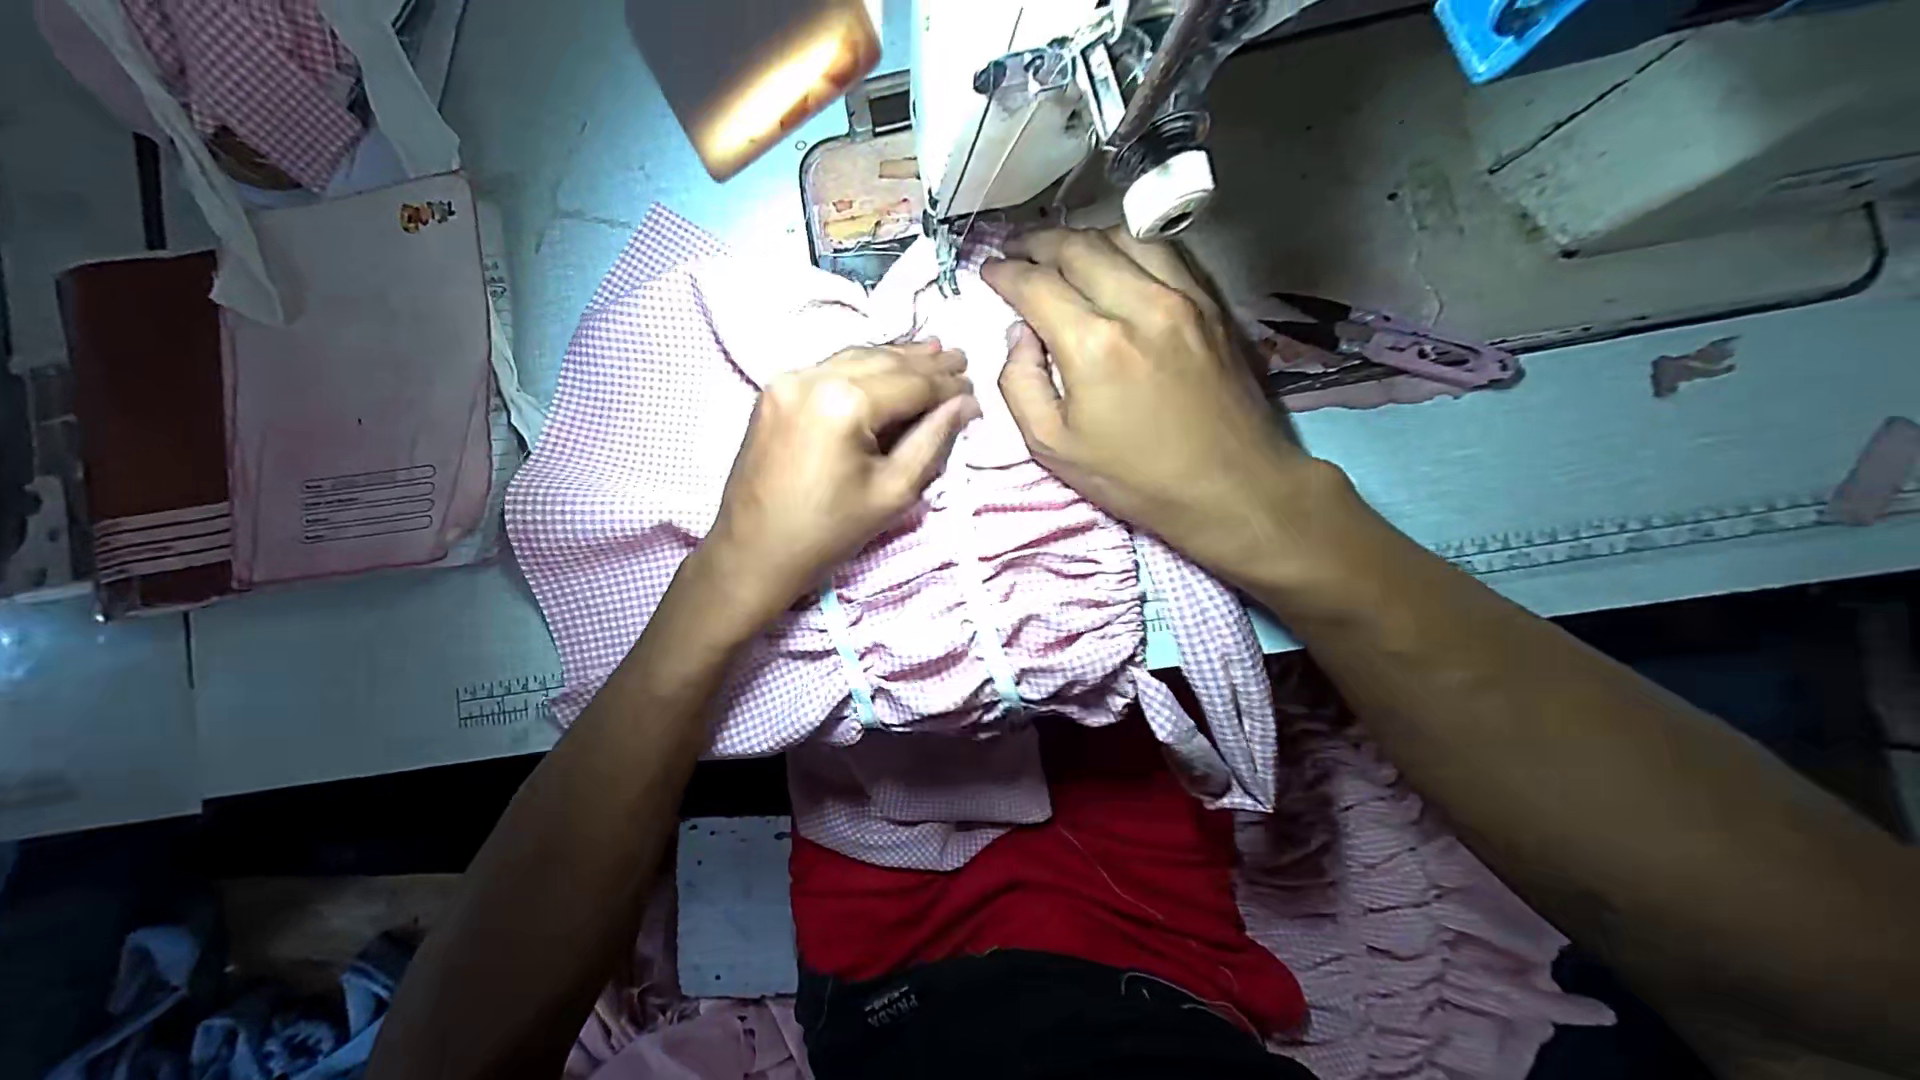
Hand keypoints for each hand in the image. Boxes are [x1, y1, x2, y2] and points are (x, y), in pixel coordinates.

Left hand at [691, 341, 980, 633]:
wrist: (754, 552)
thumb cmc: (830, 532)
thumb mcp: (894, 491)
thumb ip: (934, 440)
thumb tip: (965, 403)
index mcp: (844, 402)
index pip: (911, 383)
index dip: (947, 385)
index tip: (975, 386)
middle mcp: (812, 377)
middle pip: (884, 361)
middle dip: (925, 362)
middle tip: (961, 358)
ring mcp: (787, 379)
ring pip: (855, 358)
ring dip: (895, 357)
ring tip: (931, 352)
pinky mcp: (774, 391)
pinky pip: (830, 369)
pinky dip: (862, 367)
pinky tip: (884, 367)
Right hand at [980, 226, 1342, 583]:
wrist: (1230, 487)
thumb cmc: (1135, 478)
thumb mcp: (1053, 447)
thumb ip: (1020, 384)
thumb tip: (1020, 335)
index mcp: (1093, 345)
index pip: (1035, 284)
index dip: (1004, 273)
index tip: (988, 271)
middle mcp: (1138, 304)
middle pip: (1076, 247)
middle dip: (1035, 243)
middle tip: (1015, 250)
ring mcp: (1182, 298)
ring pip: (1122, 236)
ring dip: (1082, 238)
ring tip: (1061, 252)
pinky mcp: (1211, 304)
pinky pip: (1164, 251)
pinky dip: (1128, 246)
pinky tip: (1116, 261)